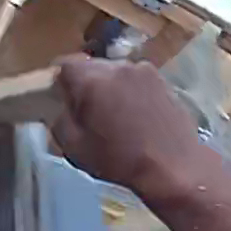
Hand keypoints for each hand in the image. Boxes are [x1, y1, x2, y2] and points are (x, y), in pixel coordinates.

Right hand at [50, 55, 210, 201]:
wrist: (172, 165)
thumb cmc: (118, 160)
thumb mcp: (74, 149)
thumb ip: (60, 122)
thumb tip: (61, 109)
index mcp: (92, 81)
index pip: (65, 64)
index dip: (58, 81)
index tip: (58, 99)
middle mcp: (117, 66)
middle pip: (91, 67)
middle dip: (83, 85)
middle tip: (84, 113)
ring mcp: (144, 70)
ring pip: (114, 73)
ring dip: (107, 89)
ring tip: (111, 116)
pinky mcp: (162, 80)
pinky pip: (134, 80)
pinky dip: (127, 93)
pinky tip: (132, 117)